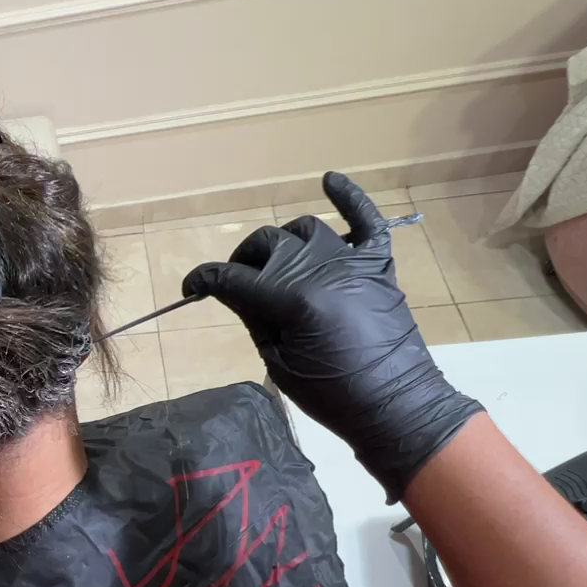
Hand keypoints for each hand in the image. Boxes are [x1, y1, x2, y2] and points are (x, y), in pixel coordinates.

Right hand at [182, 171, 482, 501]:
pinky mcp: (379, 265)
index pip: (234, 278)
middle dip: (241, 260)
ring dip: (282, 242)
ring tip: (275, 263)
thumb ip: (254, 317)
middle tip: (235, 283)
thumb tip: (232, 292)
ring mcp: (353, 263)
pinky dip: (348, 197)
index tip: (191, 289)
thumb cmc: (330, 396)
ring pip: (305, 229)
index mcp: (292, 299)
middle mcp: (321, 270)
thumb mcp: (278, 361)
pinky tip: (329, 181)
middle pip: (267, 245)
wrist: (395, 406)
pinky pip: (367, 220)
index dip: (204, 280)